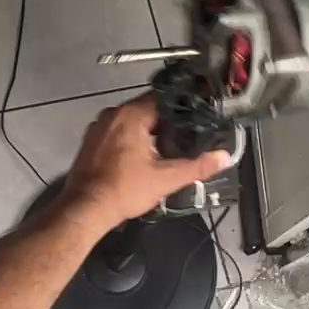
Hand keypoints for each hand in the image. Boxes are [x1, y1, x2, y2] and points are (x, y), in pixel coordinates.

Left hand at [58, 95, 231, 230]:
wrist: (85, 209)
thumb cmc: (123, 191)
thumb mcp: (166, 179)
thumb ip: (197, 166)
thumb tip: (223, 157)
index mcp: (131, 115)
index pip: (163, 99)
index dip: (182, 109)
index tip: (196, 120)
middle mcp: (112, 115)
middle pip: (146, 109)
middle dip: (165, 124)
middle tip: (184, 138)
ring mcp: (98, 127)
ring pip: (131, 121)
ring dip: (147, 132)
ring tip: (165, 150)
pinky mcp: (90, 141)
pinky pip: (116, 132)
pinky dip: (130, 140)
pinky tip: (140, 158)